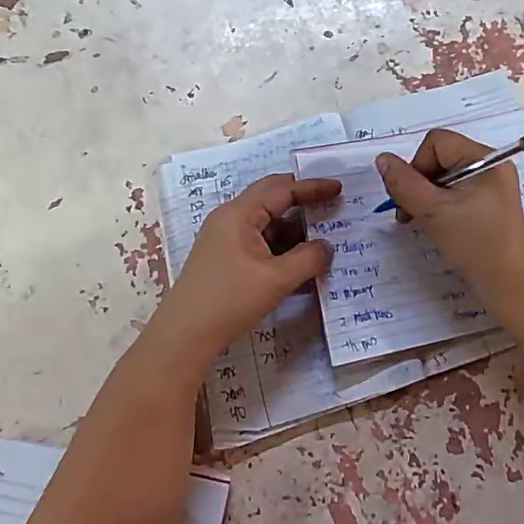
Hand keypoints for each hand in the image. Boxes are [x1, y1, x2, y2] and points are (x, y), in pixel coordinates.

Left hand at [147, 174, 339, 363]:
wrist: (184, 336)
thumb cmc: (230, 300)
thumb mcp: (277, 279)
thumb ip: (308, 258)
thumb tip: (326, 247)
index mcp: (240, 214)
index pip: (282, 189)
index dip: (312, 187)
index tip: (339, 188)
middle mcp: (230, 218)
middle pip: (272, 199)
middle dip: (302, 201)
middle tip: (330, 205)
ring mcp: (225, 238)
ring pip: (267, 223)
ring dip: (294, 231)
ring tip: (322, 243)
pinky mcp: (225, 258)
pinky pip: (259, 243)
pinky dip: (281, 248)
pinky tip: (301, 266)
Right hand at [376, 130, 523, 296]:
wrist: (510, 284)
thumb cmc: (475, 244)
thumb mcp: (433, 212)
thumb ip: (404, 183)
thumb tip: (383, 159)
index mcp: (486, 158)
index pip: (437, 142)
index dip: (417, 165)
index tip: (412, 197)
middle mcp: (491, 165)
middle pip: (440, 157)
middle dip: (419, 182)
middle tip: (409, 212)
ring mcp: (491, 185)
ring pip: (444, 175)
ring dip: (426, 195)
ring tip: (418, 220)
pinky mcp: (488, 202)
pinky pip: (455, 191)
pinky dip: (439, 204)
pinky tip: (434, 223)